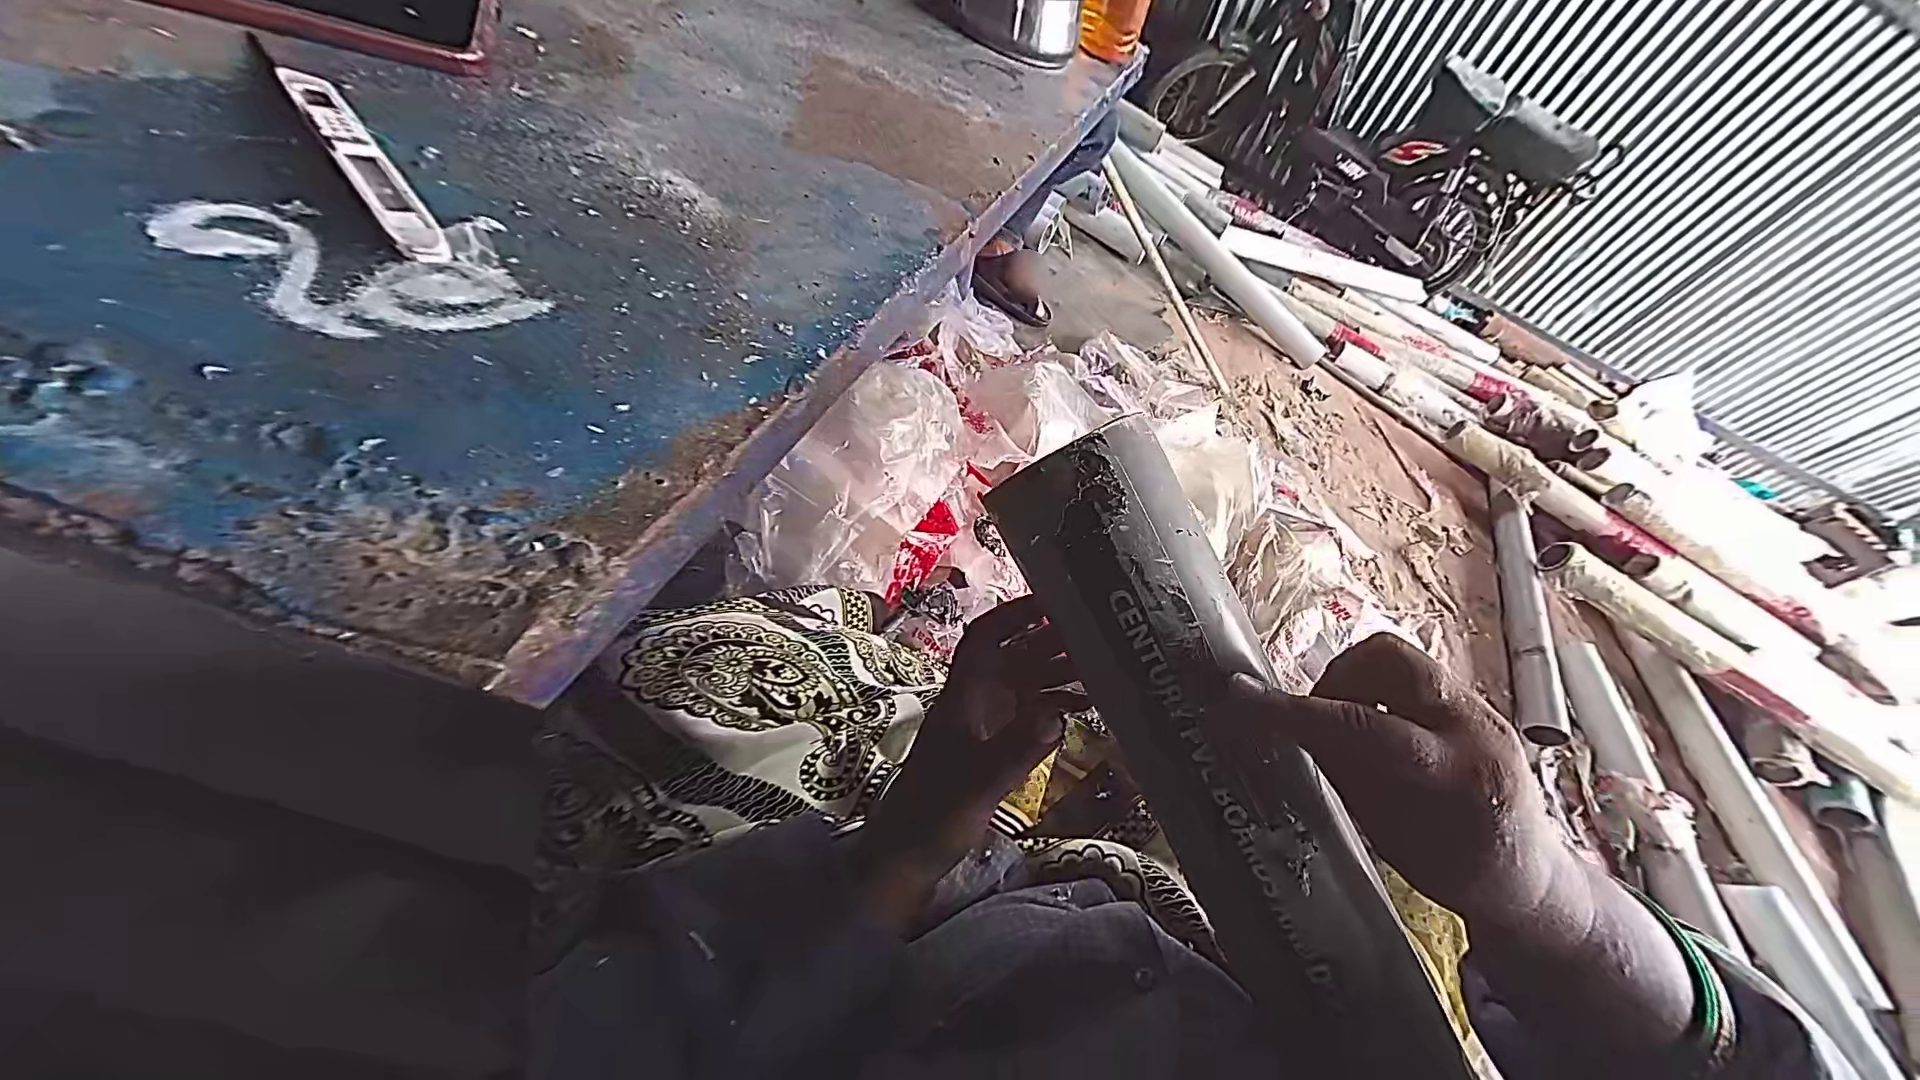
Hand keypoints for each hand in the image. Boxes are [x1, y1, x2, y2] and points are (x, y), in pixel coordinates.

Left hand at [848, 596, 1083, 926]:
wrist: (906, 857)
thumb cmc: (932, 816)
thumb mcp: (976, 785)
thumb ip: (1016, 750)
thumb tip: (1057, 715)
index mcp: (962, 696)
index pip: (984, 638)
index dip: (1014, 615)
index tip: (1051, 603)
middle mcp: (975, 701)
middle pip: (1014, 656)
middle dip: (1051, 643)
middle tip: (1095, 638)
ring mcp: (986, 724)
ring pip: (1026, 683)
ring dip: (1058, 674)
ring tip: (1099, 669)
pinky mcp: (994, 746)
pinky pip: (1030, 713)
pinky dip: (1055, 706)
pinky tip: (1083, 709)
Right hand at [1230, 635, 1698, 1072]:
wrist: (1534, 877)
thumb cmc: (1454, 866)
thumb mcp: (1388, 831)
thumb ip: (1344, 768)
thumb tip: (1287, 727)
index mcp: (1459, 774)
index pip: (1362, 726)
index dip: (1293, 711)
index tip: (1240, 697)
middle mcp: (1476, 726)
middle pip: (1388, 658)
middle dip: (1335, 676)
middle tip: (1317, 715)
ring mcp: (1478, 707)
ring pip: (1393, 654)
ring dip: (1350, 677)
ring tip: (1341, 721)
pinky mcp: (1469, 700)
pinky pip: (1404, 670)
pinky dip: (1369, 685)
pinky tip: (1367, 722)